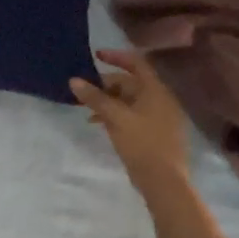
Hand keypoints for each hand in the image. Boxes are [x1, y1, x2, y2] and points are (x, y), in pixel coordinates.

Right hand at [70, 49, 189, 185]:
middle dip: (106, 85)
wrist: (164, 181)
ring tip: (87, 110)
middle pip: (130, 83)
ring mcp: (159, 117)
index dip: (116, 56)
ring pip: (129, 100)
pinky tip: (100, 124)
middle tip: (84, 92)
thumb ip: (95, 98)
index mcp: (155, 91)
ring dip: (108, 102)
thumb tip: (74, 80)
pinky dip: (116, 115)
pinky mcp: (154, 132)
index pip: (136, 64)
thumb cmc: (142, 143)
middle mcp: (160, 99)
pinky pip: (132, 114)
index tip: (95, 56)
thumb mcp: (115, 118)